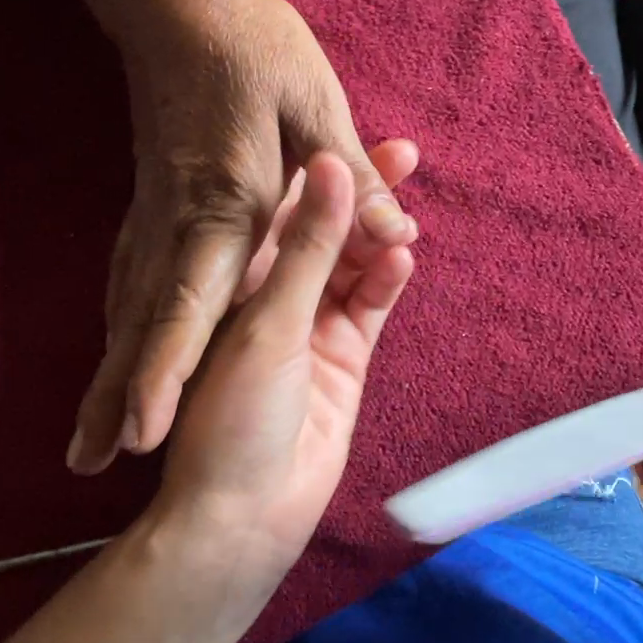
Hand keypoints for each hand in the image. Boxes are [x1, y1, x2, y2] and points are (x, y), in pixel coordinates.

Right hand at [68, 0, 417, 473]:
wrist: (176, 0)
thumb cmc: (256, 49)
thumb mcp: (318, 106)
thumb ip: (353, 180)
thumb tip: (403, 235)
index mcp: (225, 203)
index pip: (191, 302)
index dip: (163, 372)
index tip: (139, 436)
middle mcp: (177, 223)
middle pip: (143, 320)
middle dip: (115, 395)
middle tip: (89, 461)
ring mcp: (152, 213)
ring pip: (129, 304)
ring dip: (111, 369)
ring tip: (88, 436)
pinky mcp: (148, 203)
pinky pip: (132, 277)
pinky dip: (125, 323)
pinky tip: (119, 351)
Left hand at [153, 151, 415, 579]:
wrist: (245, 516)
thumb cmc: (233, 415)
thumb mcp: (268, 322)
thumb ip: (307, 248)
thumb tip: (330, 166)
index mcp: (232, 276)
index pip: (283, 206)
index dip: (319, 169)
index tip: (349, 126)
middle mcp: (271, 292)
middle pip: (325, 229)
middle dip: (362, 194)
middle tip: (405, 152)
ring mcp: (311, 323)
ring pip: (352, 263)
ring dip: (380, 235)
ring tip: (410, 203)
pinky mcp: (344, 355)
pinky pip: (368, 306)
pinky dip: (385, 282)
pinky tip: (405, 257)